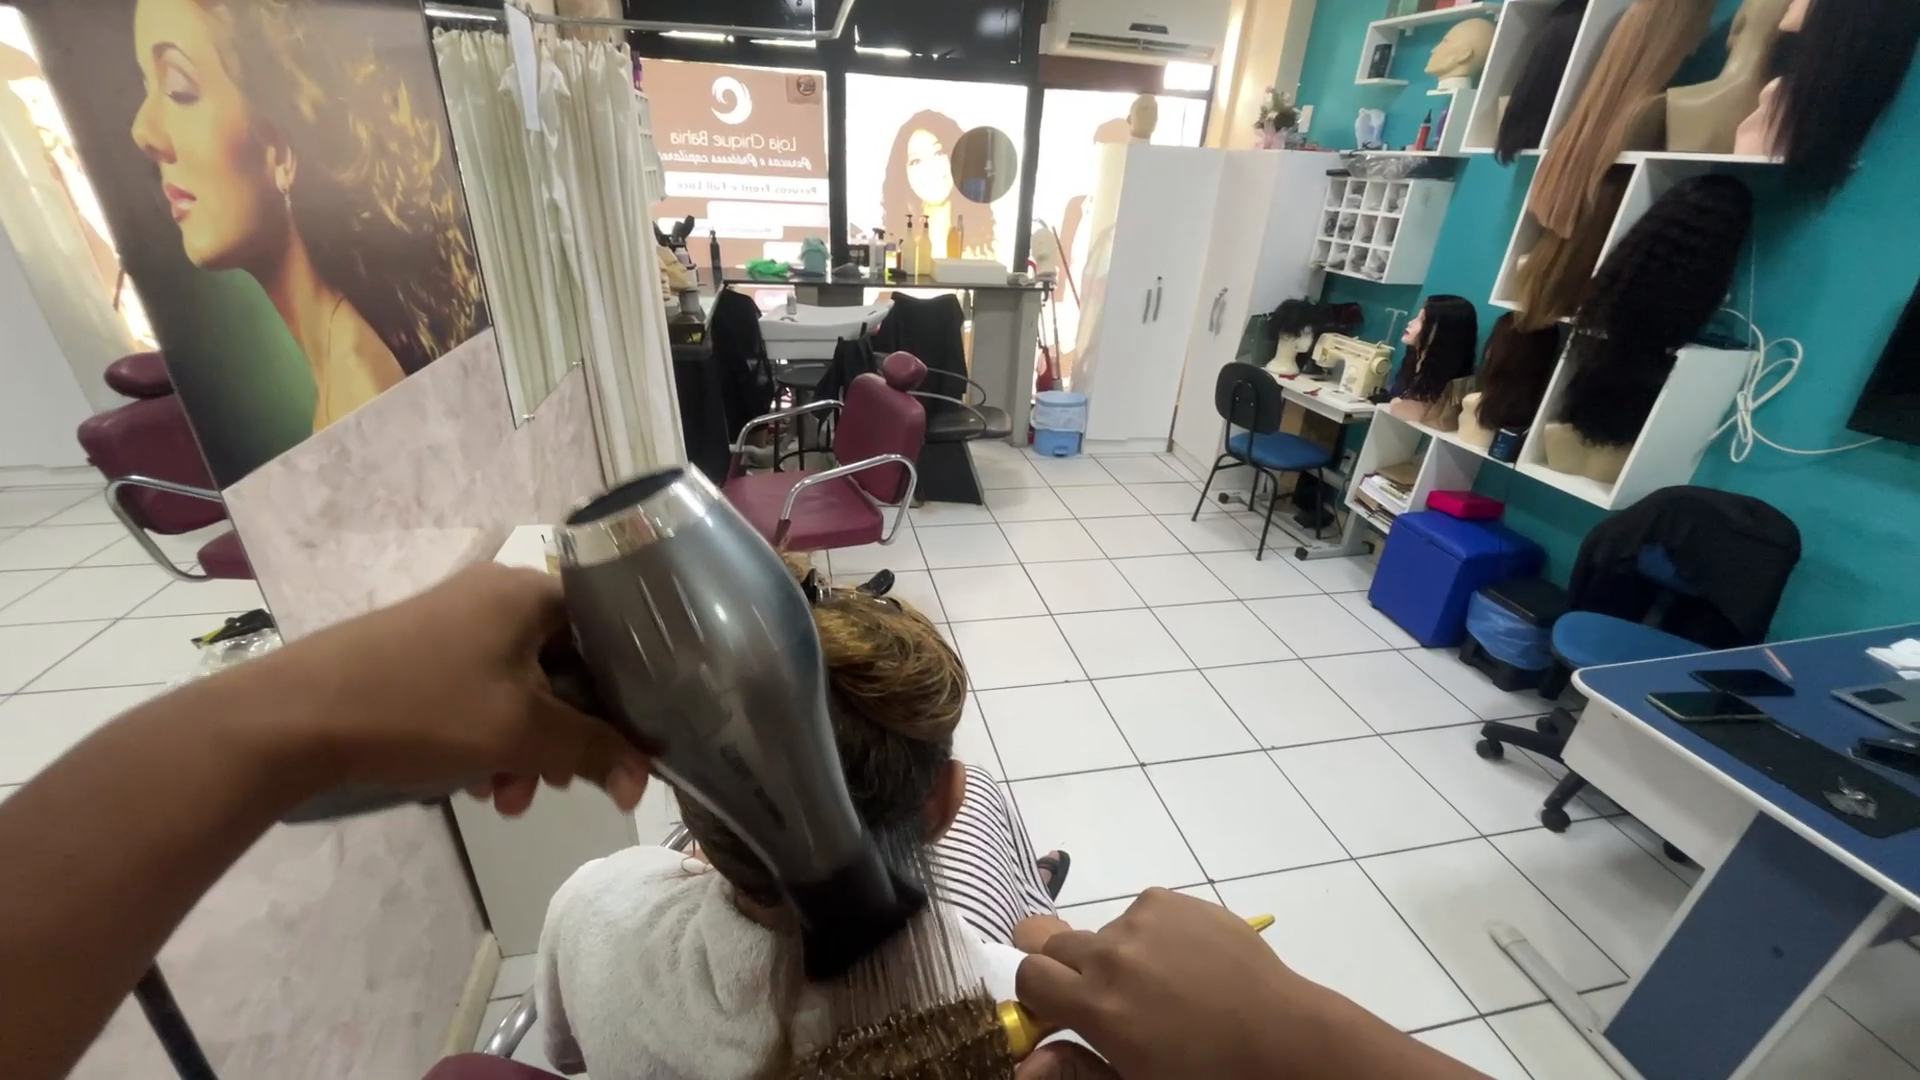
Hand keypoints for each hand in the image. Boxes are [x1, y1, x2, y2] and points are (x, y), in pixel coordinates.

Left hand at [261, 563, 649, 815]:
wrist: (280, 723)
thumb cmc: (423, 709)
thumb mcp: (523, 735)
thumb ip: (595, 754)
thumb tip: (644, 785)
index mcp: (533, 591)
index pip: (612, 633)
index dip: (627, 690)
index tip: (624, 739)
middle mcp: (500, 592)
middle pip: (568, 665)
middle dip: (568, 732)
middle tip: (561, 781)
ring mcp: (457, 618)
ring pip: (524, 682)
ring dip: (528, 742)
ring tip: (510, 796)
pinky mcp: (422, 647)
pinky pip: (483, 685)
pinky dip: (490, 731)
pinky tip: (477, 780)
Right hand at [1013, 889, 1322, 1079]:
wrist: (1286, 1039)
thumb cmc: (1209, 1075)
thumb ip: (1077, 1071)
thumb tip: (1024, 1065)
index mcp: (1098, 1004)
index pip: (1029, 974)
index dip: (1036, 992)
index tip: (1057, 1010)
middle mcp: (1110, 952)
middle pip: (1054, 943)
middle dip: (1069, 970)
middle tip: (1111, 1000)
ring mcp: (1141, 918)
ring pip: (1102, 931)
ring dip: (1115, 955)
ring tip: (1163, 986)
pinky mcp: (1168, 899)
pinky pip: (1139, 914)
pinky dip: (1149, 935)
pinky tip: (1184, 963)